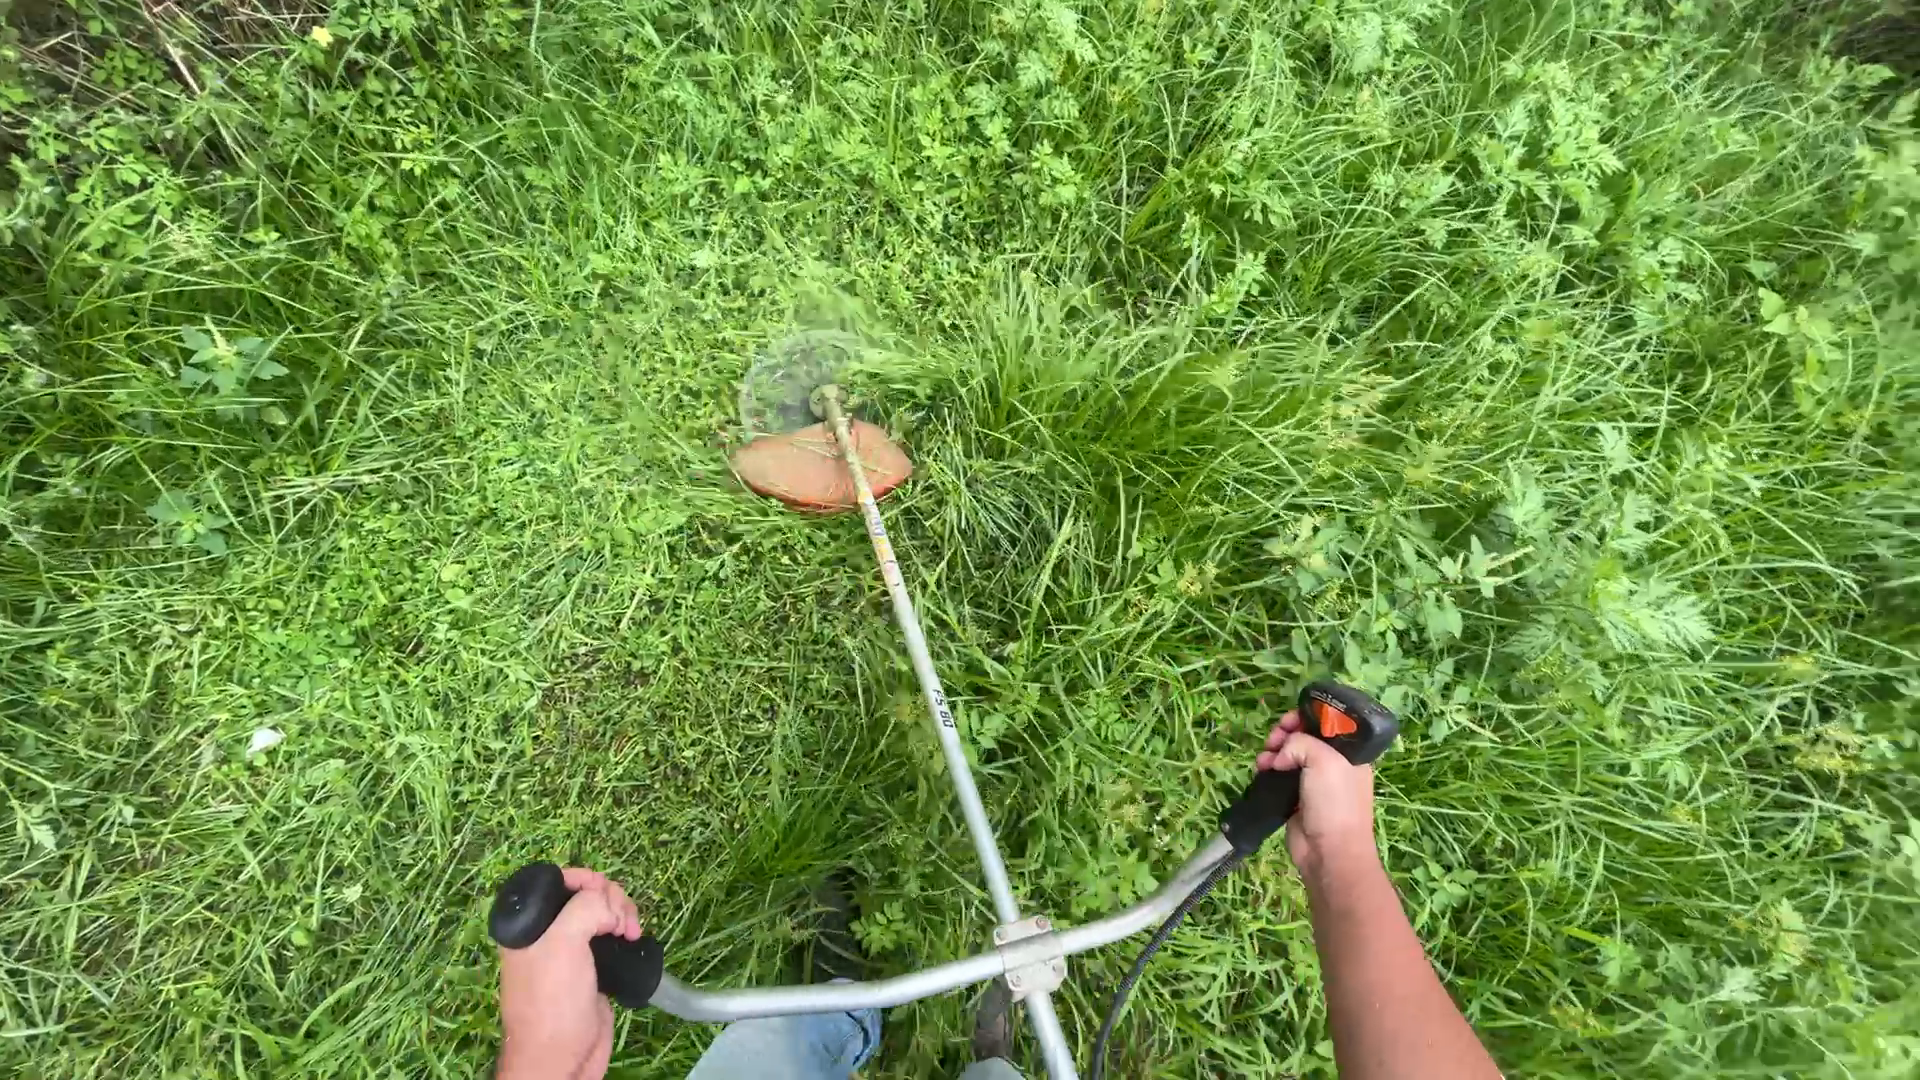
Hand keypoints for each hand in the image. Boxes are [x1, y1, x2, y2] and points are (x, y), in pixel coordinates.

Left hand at [497, 868, 643, 1079]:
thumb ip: (586, 908)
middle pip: (587, 893)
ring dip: (624, 912)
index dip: (585, 880)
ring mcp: (571, 951)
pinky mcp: (593, 966)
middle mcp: (548, 934)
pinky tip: (633, 938)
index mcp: (527, 926)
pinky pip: (613, 932)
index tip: (602, 895)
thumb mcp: (563, 942)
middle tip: (619, 922)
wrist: (563, 1060)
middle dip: (611, 898)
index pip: (557, 881)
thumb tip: (611, 908)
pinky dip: (627, 929)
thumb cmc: (554, 1001)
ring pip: (604, 911)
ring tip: (631, 932)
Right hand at [1256, 710, 1377, 880]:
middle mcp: (1332, 764)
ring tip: (1265, 759)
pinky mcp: (1295, 795)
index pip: (1327, 724)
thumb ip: (1300, 742)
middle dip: (1285, 733)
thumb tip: (1281, 753)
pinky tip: (1261, 768)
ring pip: (1288, 753)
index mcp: (1349, 754)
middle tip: (1274, 739)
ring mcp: (1313, 781)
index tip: (1289, 721)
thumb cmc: (1334, 803)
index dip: (1307, 718)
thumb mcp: (1324, 760)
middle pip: (1304, 736)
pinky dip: (1268, 766)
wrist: (1329, 851)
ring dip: (1273, 749)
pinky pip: (1279, 772)